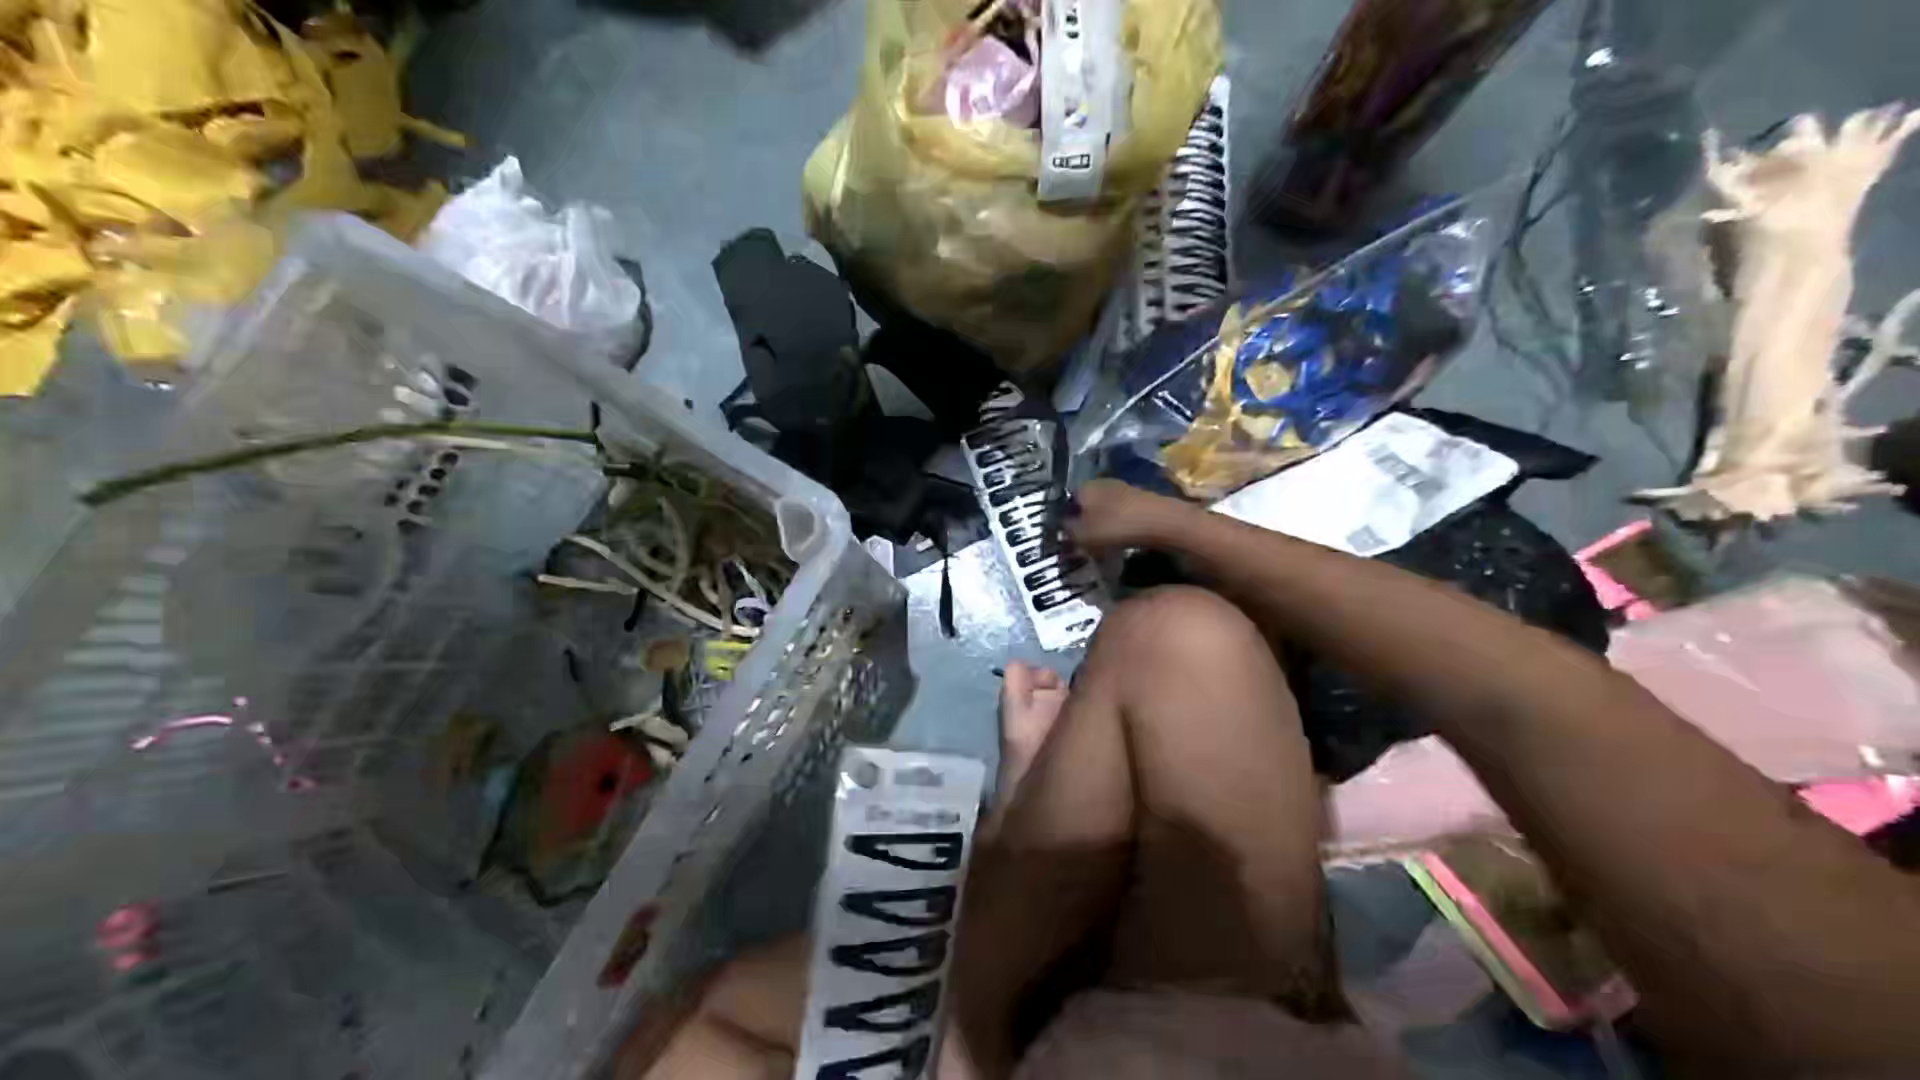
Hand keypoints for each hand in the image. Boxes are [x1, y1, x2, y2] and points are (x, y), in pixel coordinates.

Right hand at [1066, 479, 1196, 552]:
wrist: (1163, 522)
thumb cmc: (1116, 527)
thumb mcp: (1082, 535)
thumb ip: (1067, 533)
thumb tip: (1061, 531)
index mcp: (1084, 487)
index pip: (1066, 502)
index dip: (1063, 520)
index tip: (1065, 539)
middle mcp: (1102, 483)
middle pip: (1087, 505)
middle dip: (1084, 523)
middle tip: (1082, 545)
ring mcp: (1125, 489)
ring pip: (1105, 509)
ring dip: (1102, 526)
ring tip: (1101, 548)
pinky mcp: (1143, 500)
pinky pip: (1123, 515)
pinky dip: (1119, 528)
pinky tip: (1121, 543)